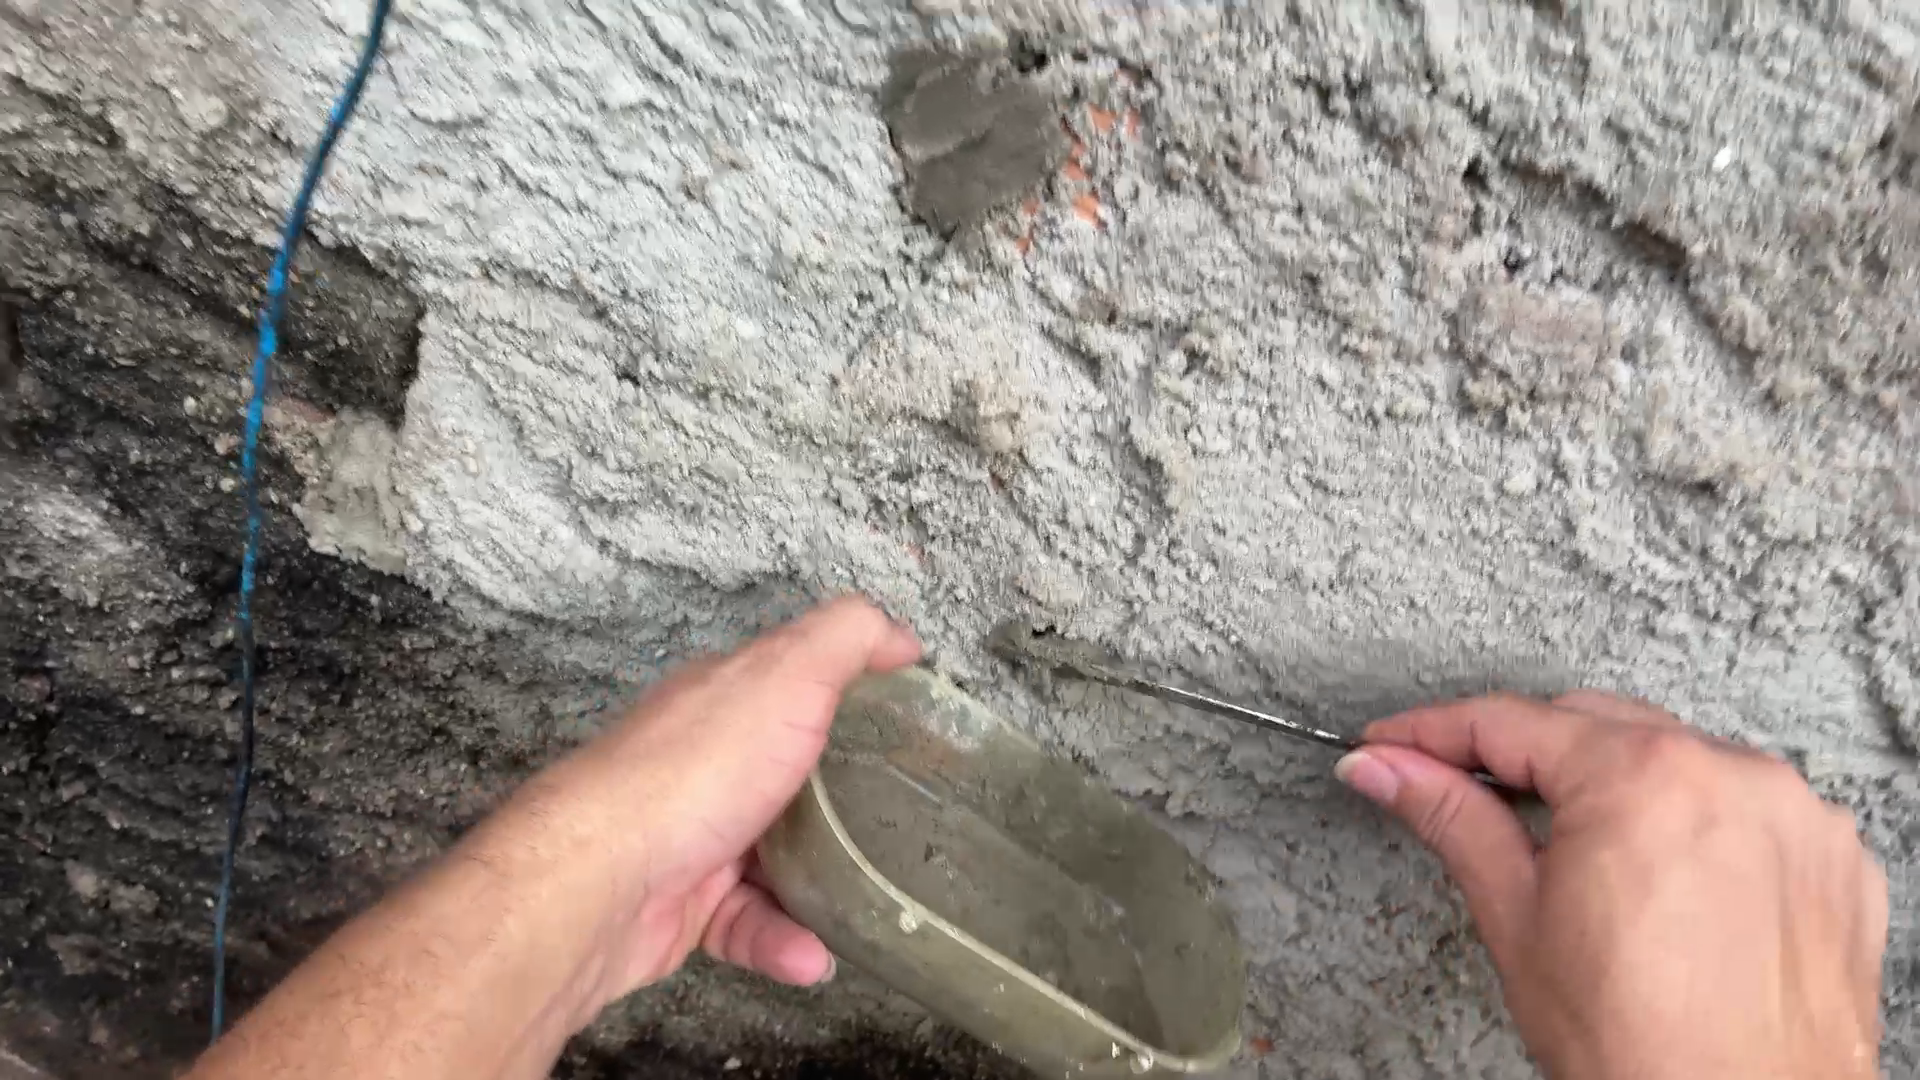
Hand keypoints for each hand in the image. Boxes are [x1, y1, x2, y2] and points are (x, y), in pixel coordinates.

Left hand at [187, 598, 920, 1079]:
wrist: (599, 879)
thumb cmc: (695, 767)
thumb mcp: (789, 669)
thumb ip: (849, 634)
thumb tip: (901, 635)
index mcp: (731, 694)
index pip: (800, 674)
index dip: (852, 687)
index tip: (906, 717)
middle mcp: (711, 755)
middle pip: (792, 764)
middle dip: (844, 789)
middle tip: (896, 809)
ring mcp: (697, 827)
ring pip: (775, 850)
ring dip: (823, 877)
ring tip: (867, 897)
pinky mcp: (685, 897)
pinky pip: (748, 918)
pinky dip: (783, 936)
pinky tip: (813, 954)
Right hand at [1335, 692, 1887, 1079]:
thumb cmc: (1640, 1045)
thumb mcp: (1510, 908)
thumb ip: (1442, 811)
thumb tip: (1377, 765)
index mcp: (1645, 781)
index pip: (1502, 721)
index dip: (1424, 730)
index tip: (1385, 743)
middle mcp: (1732, 777)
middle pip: (1573, 719)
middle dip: (1499, 745)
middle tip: (1435, 777)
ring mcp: (1790, 814)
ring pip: (1644, 743)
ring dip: (1576, 764)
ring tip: (1524, 813)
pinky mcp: (1824, 854)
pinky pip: (1716, 785)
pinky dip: (1653, 795)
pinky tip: (1618, 839)